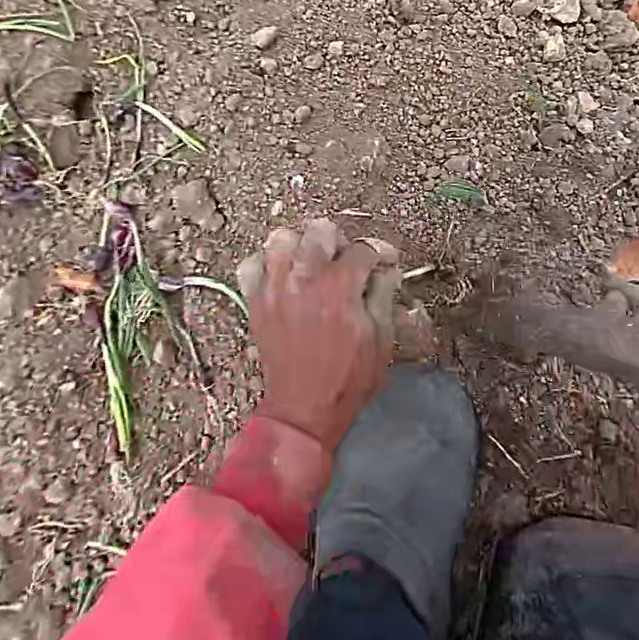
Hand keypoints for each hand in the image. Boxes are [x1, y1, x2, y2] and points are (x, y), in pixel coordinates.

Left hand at [235, 218, 400, 449]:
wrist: (304, 409)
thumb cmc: (348, 378)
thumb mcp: (381, 338)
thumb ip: (383, 295)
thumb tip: (386, 270)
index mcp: (340, 288)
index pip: (363, 249)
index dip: (380, 254)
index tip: (385, 263)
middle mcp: (304, 280)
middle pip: (320, 230)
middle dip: (340, 242)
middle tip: (347, 261)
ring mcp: (275, 289)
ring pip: (283, 239)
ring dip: (302, 246)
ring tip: (313, 265)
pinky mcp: (257, 303)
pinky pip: (252, 265)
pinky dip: (267, 264)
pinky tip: (284, 277)